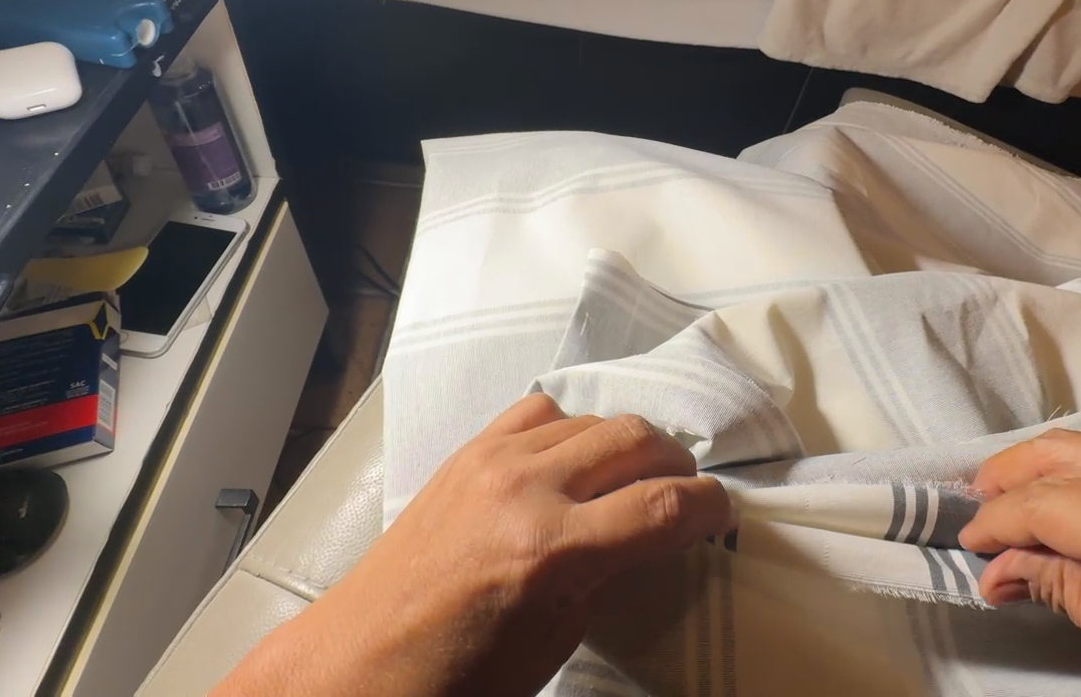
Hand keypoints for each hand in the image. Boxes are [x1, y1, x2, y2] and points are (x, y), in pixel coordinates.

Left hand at [215, 394, 731, 696]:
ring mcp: (495, 458)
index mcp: (552, 553)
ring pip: (594, 418)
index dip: (708, 506)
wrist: (358, 664)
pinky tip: (574, 455)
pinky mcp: (470, 448)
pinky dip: (574, 427)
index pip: (662, 507)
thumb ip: (612, 573)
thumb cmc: (461, 679)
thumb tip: (658, 532)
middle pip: (635, 440)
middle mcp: (528, 488)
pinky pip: (541, 411)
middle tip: (683, 492)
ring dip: (629, 443)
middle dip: (675, 464)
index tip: (722, 511)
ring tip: (635, 474)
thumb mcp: (555, 641)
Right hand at [960, 431, 1080, 696]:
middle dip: (1008, 478)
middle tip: (970, 512)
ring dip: (1042, 472)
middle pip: (1064, 454)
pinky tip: (1062, 504)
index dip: (998, 523)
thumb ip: (1070, 592)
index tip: (965, 547)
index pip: (1050, 504)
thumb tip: (998, 569)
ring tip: (1004, 507)